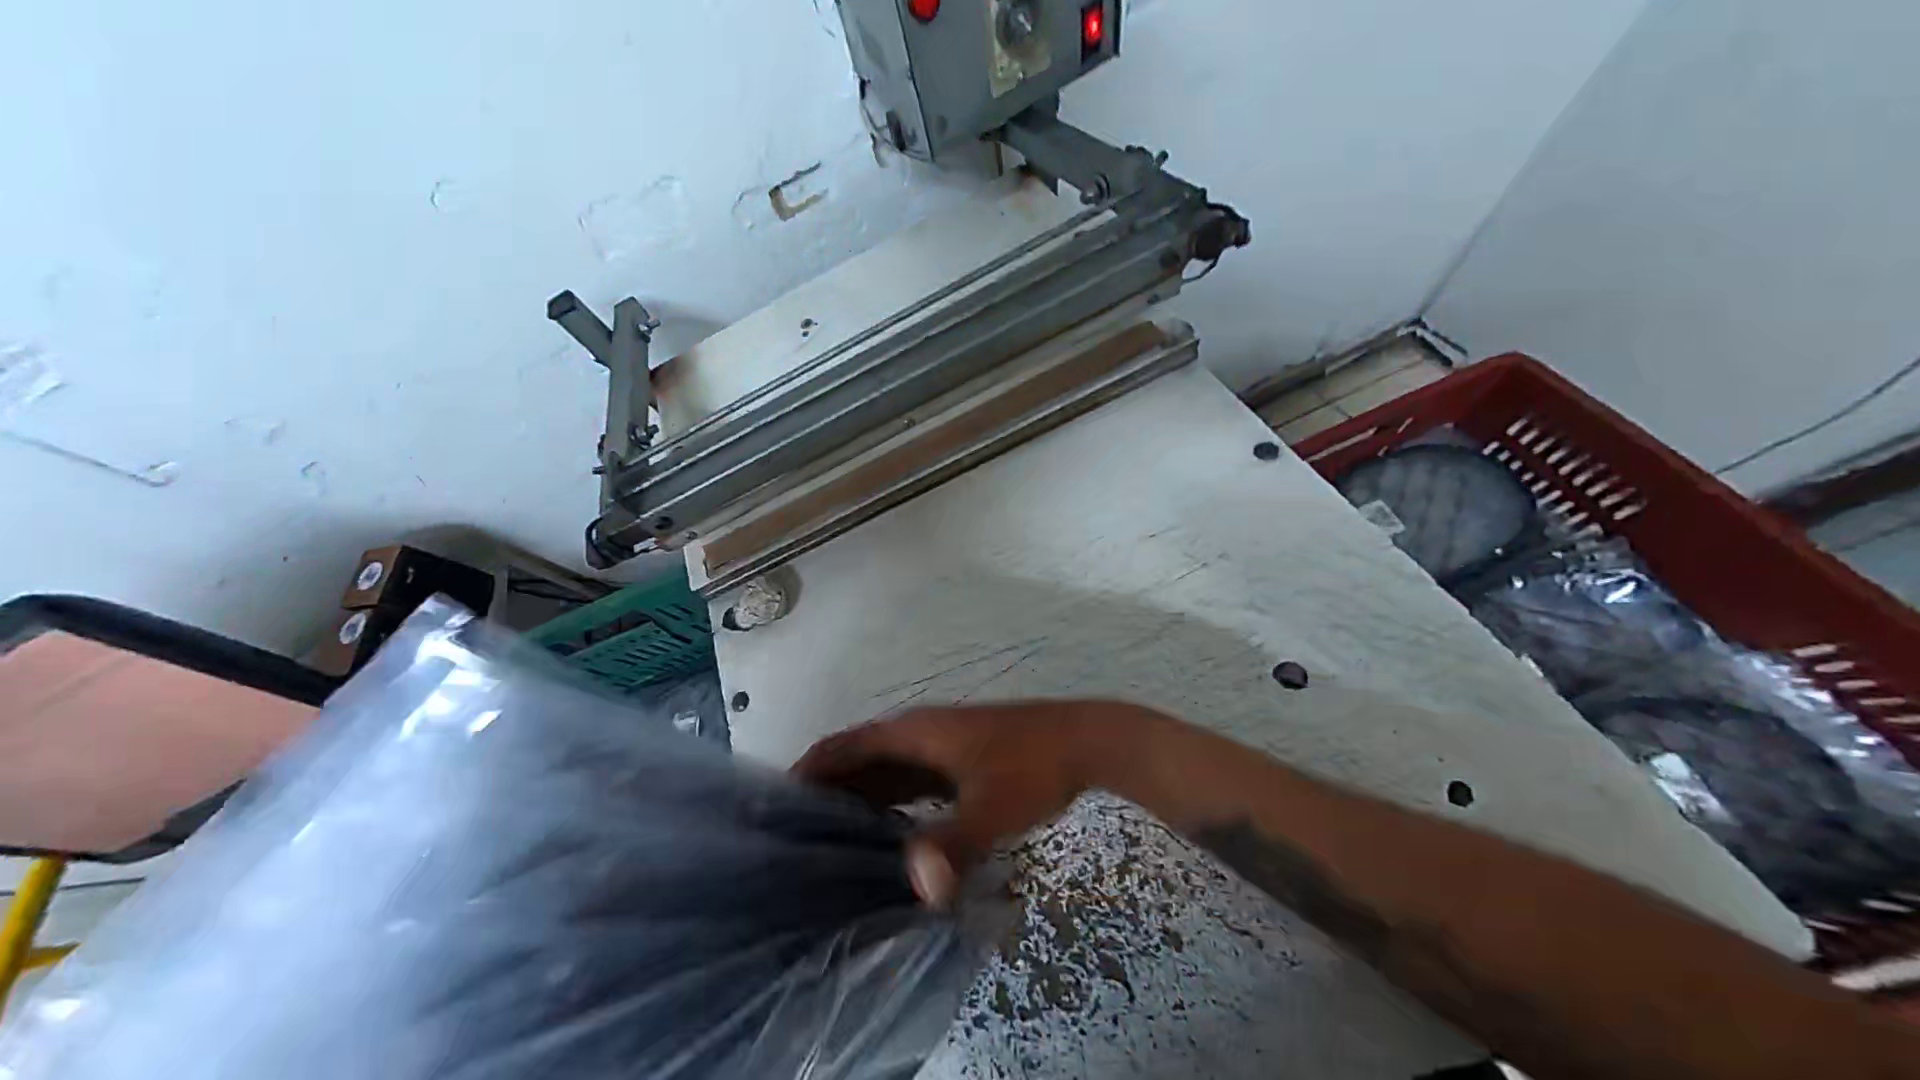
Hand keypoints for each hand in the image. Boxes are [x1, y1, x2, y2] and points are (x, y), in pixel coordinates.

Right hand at [792, 701, 1153, 905]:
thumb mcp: (993, 808)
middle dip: (824, 790)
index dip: (808, 769)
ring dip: (854, 797)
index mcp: (913, 733)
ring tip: (825, 842)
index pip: (843, 745)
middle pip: (856, 757)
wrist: (1085, 740)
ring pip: (882, 769)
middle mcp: (918, 734)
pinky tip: (883, 836)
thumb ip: (953, 844)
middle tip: (791, 837)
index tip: (773, 804)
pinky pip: (907, 780)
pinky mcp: (956, 759)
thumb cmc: (1034, 766)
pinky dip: (886, 802)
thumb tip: (916, 887)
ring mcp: (938, 745)